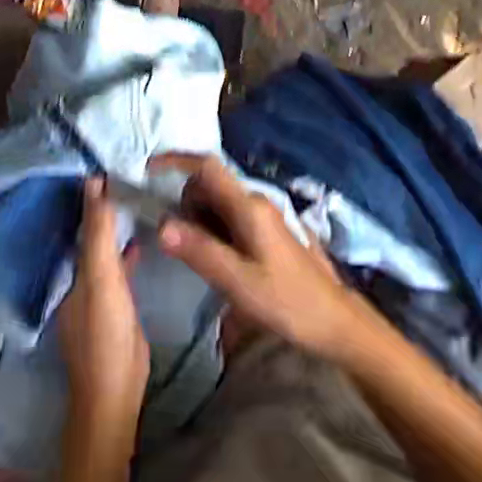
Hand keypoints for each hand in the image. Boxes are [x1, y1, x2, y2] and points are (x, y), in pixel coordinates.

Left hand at [57, 178, 148, 425]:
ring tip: (138, 199)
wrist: (114, 390)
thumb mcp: (101, 278)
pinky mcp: (114, 306)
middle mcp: (78, 276)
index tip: (109, 163)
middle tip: (128, 174)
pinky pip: (118, 267)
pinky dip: (127, 251)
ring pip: (105, 249)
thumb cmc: (105, 332)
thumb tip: (93, 183)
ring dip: (117, 228)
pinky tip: (142, 240)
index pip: (80, 221)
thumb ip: (98, 233)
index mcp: (70, 268)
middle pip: (90, 232)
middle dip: (104, 207)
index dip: (91, 194)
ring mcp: (96, 292)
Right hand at [152, 154, 381, 365]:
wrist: (334, 320)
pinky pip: (228, 217)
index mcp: (248, 206)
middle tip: (178, 243)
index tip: (147, 170)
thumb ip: (200, 251)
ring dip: (197, 219)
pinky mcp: (265, 230)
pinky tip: (215, 261)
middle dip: (184, 203)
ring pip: (216, 202)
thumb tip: (161, 225)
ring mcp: (261, 215)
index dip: (175, 161)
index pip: (207, 166)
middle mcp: (254, 201)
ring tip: (197, 258)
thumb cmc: (288, 302)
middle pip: (207, 184)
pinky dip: (211, 230)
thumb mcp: (239, 282)